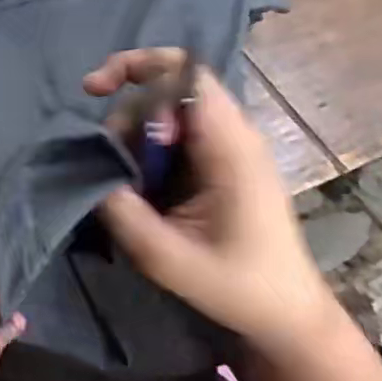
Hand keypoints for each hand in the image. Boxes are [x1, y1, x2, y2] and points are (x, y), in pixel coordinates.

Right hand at [84, 48, 343, 364]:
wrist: (289, 315)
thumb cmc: (239, 287)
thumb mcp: (169, 259)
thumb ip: (124, 213)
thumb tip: (92, 174)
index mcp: (229, 146)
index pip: (184, 73)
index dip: (137, 66)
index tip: (96, 90)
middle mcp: (231, 134)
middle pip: (167, 89)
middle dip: (127, 113)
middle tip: (110, 159)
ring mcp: (227, 146)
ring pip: (166, 112)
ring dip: (134, 136)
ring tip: (127, 183)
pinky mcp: (220, 162)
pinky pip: (175, 135)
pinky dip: (147, 150)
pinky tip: (141, 186)